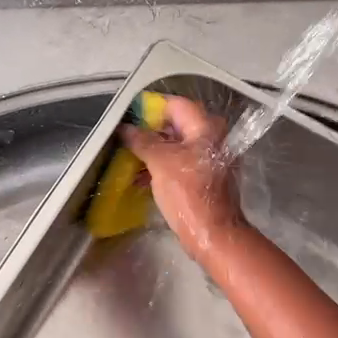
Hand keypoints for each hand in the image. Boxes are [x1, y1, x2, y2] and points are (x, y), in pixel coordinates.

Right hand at [120, 95, 246, 259]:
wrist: (212, 233)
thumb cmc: (188, 194)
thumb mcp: (160, 163)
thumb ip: (142, 141)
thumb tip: (125, 128)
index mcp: (206, 128)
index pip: (176, 104)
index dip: (151, 107)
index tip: (129, 115)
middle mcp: (213, 138)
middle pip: (177, 124)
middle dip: (150, 129)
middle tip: (126, 136)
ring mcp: (210, 158)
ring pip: (177, 145)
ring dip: (154, 149)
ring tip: (128, 156)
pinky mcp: (205, 177)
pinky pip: (181, 162)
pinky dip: (162, 165)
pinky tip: (141, 175)